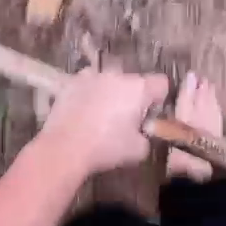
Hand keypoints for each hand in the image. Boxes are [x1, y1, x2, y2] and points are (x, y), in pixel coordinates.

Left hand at [35, 69, 169, 176]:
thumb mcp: (138, 151)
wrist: (64, 147)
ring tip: (101, 117)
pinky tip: (83, 113)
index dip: (160, 99)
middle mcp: (117, 74)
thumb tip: (143, 132)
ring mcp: (93, 74)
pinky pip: (89, 84)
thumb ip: (147, 137)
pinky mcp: (73, 80)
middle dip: (133, 97)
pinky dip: (90, 94)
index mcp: (138, 88)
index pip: (161, 83)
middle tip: (125, 121)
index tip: (150, 115)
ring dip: (111, 94)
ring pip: (110, 81)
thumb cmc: (106, 147)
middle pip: (133, 82)